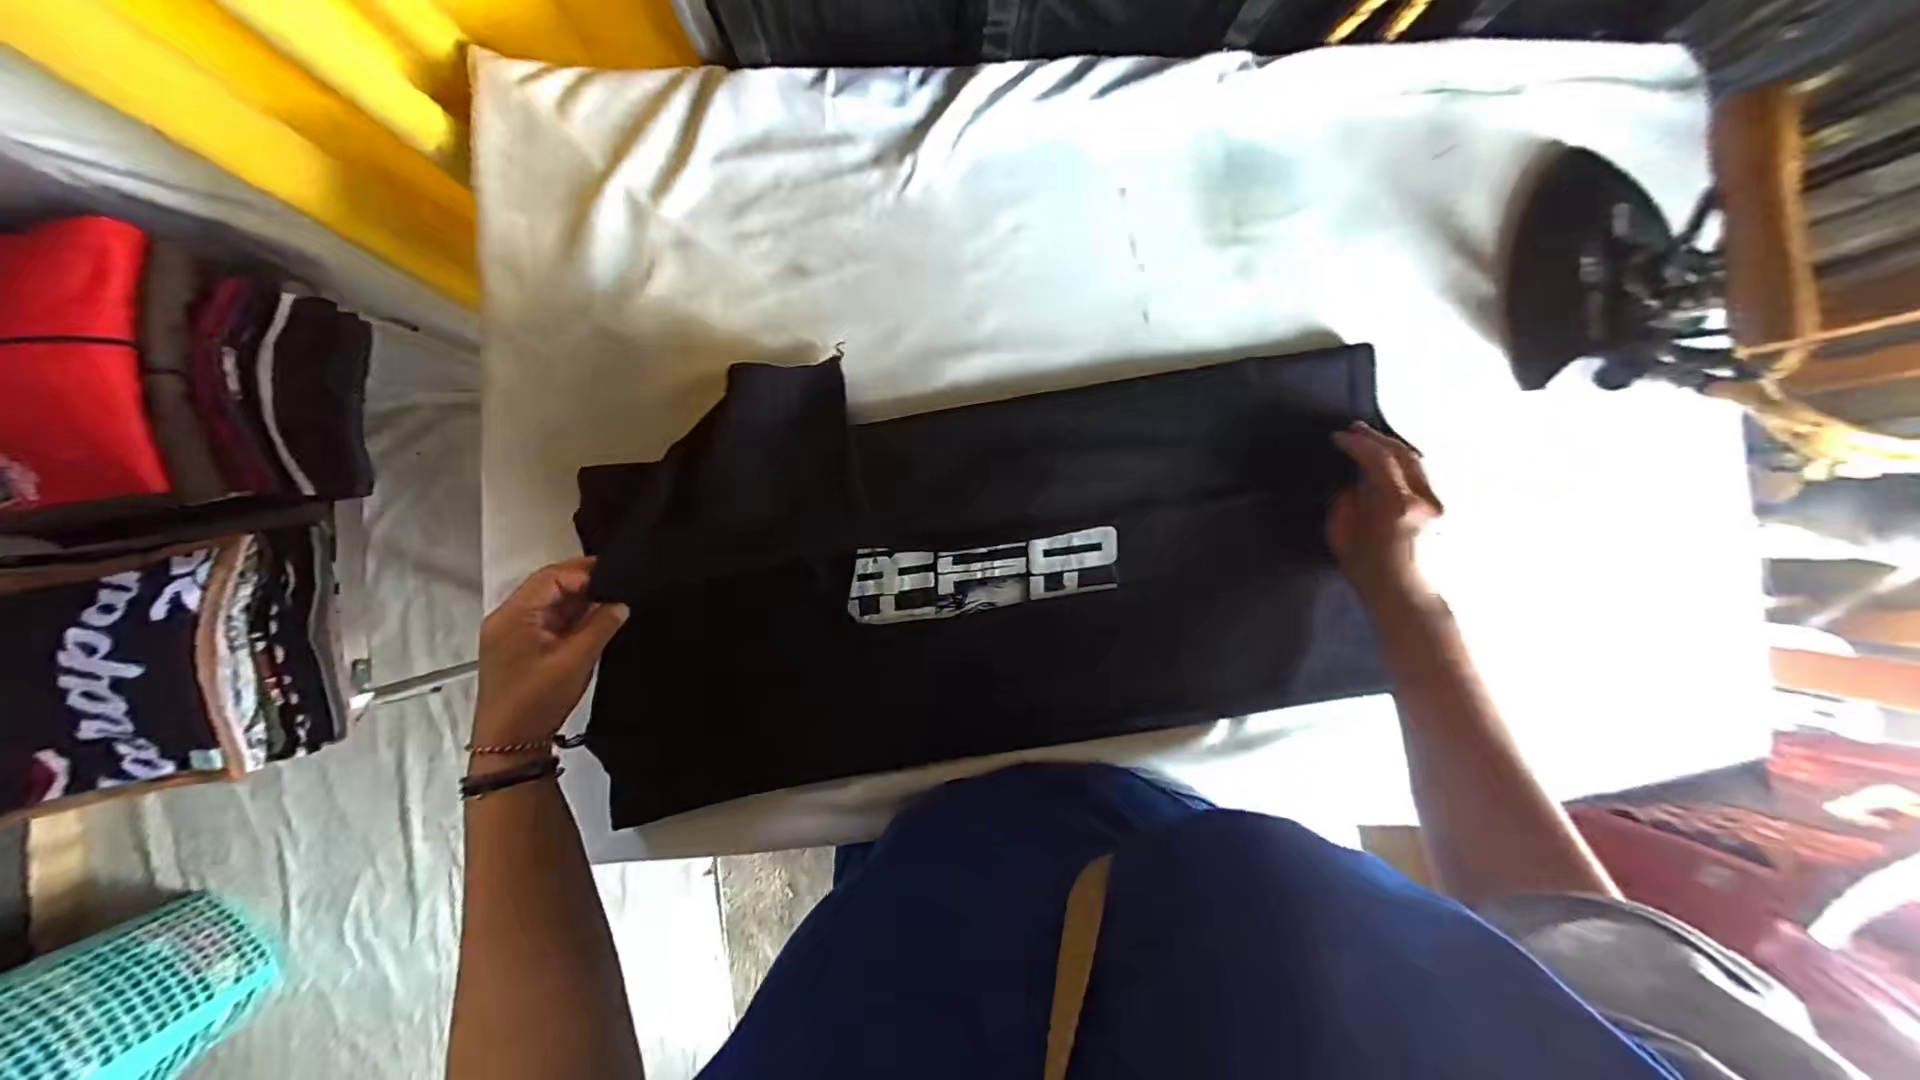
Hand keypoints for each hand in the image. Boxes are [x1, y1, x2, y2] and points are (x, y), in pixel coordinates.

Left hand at [473, 558, 628, 756]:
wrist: (510, 742)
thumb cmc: (537, 699)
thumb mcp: (577, 658)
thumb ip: (602, 624)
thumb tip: (621, 603)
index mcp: (514, 615)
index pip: (552, 576)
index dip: (585, 572)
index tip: (618, 575)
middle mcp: (508, 618)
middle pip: (548, 586)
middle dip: (585, 583)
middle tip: (620, 584)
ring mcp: (513, 633)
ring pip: (551, 603)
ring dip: (580, 601)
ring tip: (614, 601)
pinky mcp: (521, 647)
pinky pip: (550, 620)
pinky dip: (573, 617)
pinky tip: (597, 620)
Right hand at [1327, 422, 1442, 603]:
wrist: (1408, 597)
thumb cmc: (1372, 574)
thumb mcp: (1343, 537)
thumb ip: (1347, 504)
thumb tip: (1353, 486)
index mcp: (1397, 506)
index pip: (1378, 459)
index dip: (1356, 443)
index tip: (1338, 437)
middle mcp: (1425, 501)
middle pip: (1404, 453)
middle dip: (1377, 438)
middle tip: (1356, 430)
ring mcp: (1438, 505)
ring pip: (1418, 462)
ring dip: (1393, 448)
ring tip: (1372, 442)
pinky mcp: (1442, 511)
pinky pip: (1423, 477)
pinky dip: (1404, 465)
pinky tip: (1391, 465)